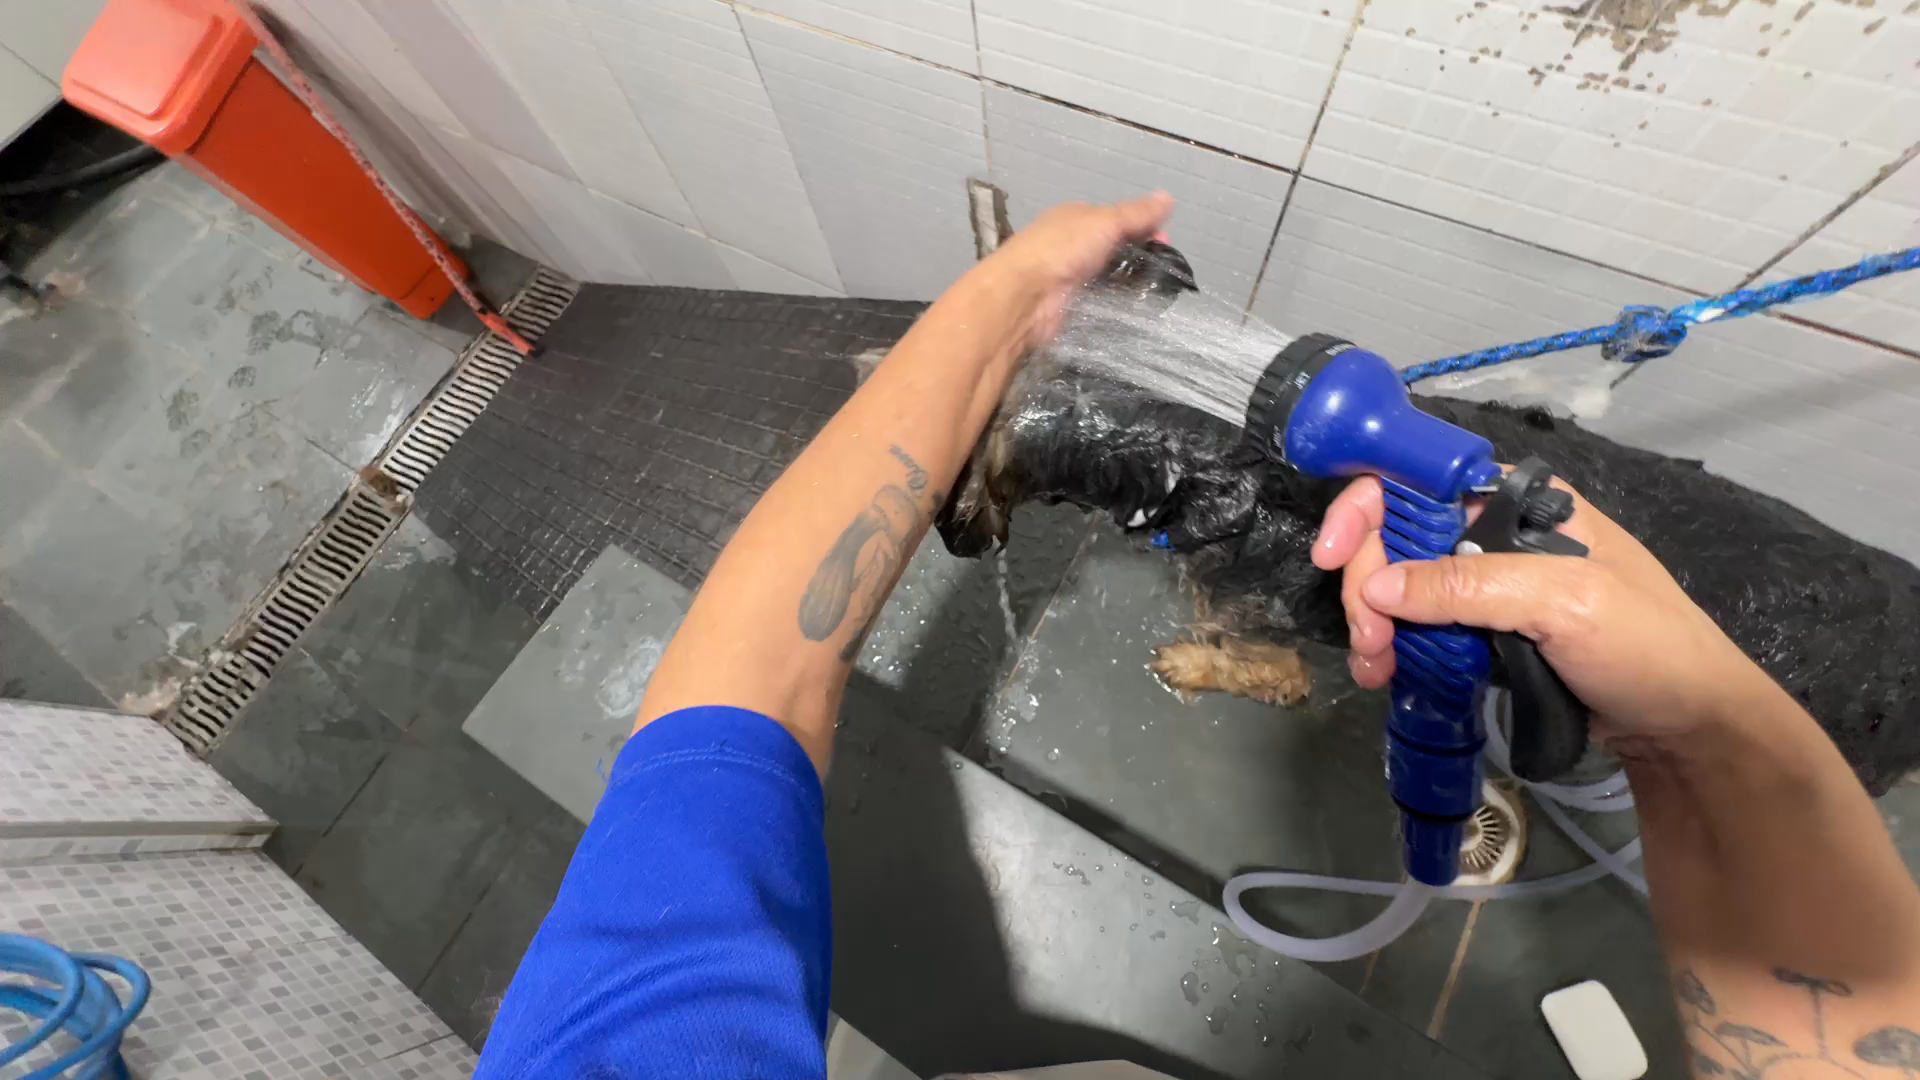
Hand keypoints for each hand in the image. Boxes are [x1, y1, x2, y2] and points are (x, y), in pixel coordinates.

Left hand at [978, 192, 1173, 345]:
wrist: (1024, 297)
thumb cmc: (1061, 249)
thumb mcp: (1103, 222)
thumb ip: (1135, 214)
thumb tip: (1168, 197)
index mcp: (1076, 219)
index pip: (1116, 220)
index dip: (1143, 227)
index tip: (1165, 241)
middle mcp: (1072, 247)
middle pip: (1114, 250)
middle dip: (1139, 257)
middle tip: (1163, 269)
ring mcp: (1070, 280)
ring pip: (1109, 279)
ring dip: (1129, 283)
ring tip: (1154, 291)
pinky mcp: (1070, 308)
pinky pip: (1099, 304)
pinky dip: (1115, 305)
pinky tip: (1134, 310)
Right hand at [1312, 474, 1778, 745]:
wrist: (1685, 730)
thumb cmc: (1647, 648)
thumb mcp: (1566, 604)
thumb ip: (1469, 585)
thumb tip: (1375, 587)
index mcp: (1515, 502)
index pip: (1415, 481)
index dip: (1362, 509)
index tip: (1331, 556)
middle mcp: (1486, 531)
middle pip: (1390, 538)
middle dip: (1365, 586)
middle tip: (1369, 639)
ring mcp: (1475, 581)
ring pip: (1389, 584)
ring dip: (1369, 623)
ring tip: (1373, 667)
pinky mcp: (1468, 625)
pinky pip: (1405, 623)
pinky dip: (1384, 645)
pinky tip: (1382, 672)